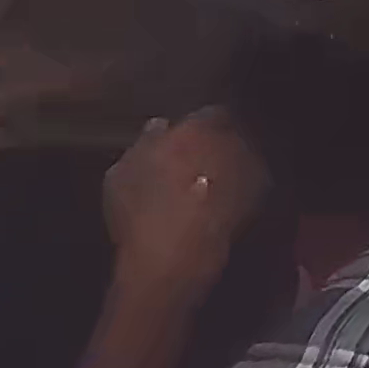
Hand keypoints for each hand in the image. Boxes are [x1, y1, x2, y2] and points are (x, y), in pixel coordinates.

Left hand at [103, 107, 266, 297]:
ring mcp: (131, 157)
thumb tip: (244, 143)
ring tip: (178, 179)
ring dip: (162, 157)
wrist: (172, 255)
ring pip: (149, 147)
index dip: (228, 125)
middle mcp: (162, 133)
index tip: (236, 138)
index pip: (218, 112)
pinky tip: (156, 199)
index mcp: (202, 125)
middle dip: (187, 138)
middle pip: (177, 126)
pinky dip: (142, 180)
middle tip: (204, 157)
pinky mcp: (110, 184)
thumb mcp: (258, 178)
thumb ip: (249, 152)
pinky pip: (132, 173)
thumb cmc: (224, 212)